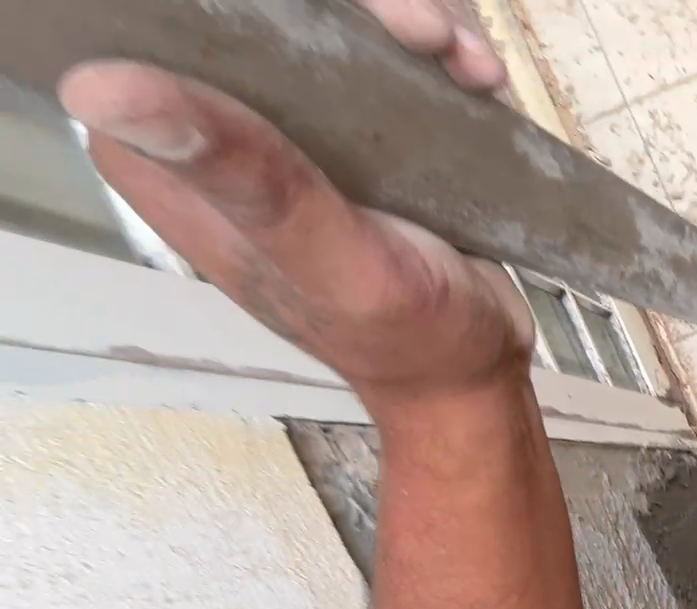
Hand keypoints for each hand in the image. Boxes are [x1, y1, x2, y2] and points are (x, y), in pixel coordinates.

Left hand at [56, 0, 531, 420]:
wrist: (480, 371)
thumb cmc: (413, 337)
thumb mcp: (337, 268)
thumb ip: (256, 188)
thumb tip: (99, 85)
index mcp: (174, 155)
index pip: (168, 24)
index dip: (249, 1)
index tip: (337, 13)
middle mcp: (227, 128)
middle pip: (268, 12)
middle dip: (361, 6)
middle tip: (427, 34)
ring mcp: (304, 131)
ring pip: (340, 26)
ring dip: (416, 24)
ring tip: (472, 66)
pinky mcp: (374, 140)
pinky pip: (396, 66)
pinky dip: (446, 58)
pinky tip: (484, 80)